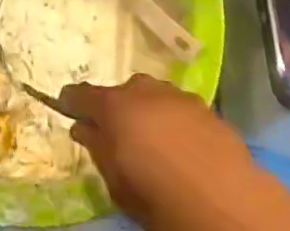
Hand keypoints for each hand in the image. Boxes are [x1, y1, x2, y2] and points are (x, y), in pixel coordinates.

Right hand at [60, 75, 289, 230]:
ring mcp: (176, 93)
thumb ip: (98, 148)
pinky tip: (176, 143)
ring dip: (144, 110)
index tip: (65, 104)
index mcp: (117, 107)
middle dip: (115, 108)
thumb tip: (83, 127)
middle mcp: (145, 90)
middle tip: (113, 135)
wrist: (225, 198)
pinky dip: (168, 117)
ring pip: (150, 95)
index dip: (72, 99)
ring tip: (148, 141)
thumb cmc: (160, 198)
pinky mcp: (202, 104)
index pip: (85, 94)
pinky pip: (174, 105)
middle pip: (121, 92)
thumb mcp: (117, 182)